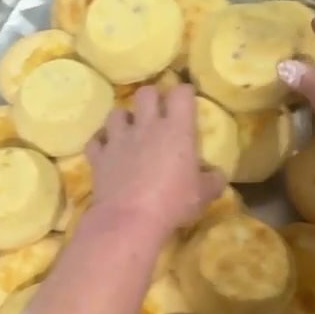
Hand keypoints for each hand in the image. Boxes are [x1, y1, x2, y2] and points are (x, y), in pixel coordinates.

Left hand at [87, 84, 225, 236]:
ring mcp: (118, 139)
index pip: (181, 93)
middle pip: (146, 93)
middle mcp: (146, 126)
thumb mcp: (204, 195)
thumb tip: (217, 175)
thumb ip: (213, 181)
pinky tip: (107, 151)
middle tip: (157, 115)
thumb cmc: (173, 204)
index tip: (187, 103)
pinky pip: (96, 140)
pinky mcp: (99, 156)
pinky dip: (101, 143)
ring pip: (117, 112)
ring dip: (124, 119)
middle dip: (152, 99)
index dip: (184, 94)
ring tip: (129, 132)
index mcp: (176, 130)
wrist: (130, 220)